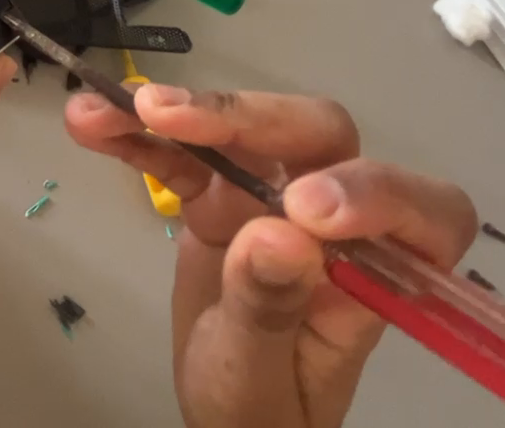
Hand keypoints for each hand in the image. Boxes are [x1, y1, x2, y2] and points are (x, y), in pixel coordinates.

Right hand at [66, 84, 476, 427]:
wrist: (222, 412)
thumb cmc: (257, 415)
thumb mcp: (258, 378)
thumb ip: (270, 307)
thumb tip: (282, 235)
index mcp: (373, 274)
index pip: (416, 210)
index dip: (372, 191)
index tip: (301, 207)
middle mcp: (328, 219)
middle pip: (314, 135)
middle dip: (241, 116)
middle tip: (164, 116)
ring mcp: (267, 197)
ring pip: (236, 128)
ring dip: (167, 112)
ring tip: (100, 108)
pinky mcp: (214, 193)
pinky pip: (178, 152)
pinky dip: (134, 136)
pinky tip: (88, 123)